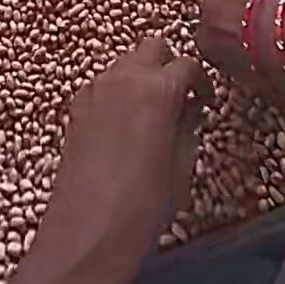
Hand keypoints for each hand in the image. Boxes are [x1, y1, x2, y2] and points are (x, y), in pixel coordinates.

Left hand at [0, 38, 210, 283]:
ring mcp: (96, 87)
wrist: (83, 235)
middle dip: (170, 66)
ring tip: (153, 114)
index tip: (207, 103)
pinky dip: (120, 90)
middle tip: (180, 99)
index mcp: (156, 89)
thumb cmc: (141, 208)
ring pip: (127, 62)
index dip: (202, 82)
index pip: (187, 65)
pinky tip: (125, 125)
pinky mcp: (77, 104)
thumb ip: (188, 126)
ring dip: (143, 76)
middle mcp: (124, 77)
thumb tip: (191, 107)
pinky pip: (106, 82)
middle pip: (153, 47)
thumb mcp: (180, 169)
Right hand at [196, 0, 284, 101]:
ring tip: (270, 16)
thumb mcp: (252, 83)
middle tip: (257, 35)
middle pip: (216, 15)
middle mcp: (209, 11)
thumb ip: (240, 71)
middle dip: (232, 22)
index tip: (241, 53)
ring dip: (245, 3)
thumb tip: (247, 69)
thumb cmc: (275, 67)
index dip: (225, 48)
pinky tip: (278, 1)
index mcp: (205, 42)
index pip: (208, 44)